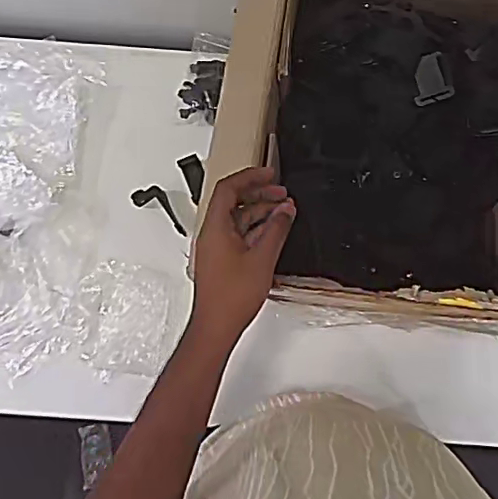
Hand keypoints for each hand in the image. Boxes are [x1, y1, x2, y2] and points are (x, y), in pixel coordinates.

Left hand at [188, 167, 295, 345]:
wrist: (216, 325)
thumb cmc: (230, 298)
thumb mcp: (262, 258)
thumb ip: (276, 229)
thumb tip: (285, 211)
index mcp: (216, 228)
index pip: (229, 189)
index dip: (250, 177)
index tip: (269, 173)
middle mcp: (212, 234)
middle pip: (233, 201)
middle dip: (259, 193)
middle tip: (280, 191)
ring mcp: (216, 247)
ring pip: (238, 218)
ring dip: (260, 211)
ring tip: (283, 210)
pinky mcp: (222, 259)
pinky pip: (239, 233)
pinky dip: (257, 227)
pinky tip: (273, 230)